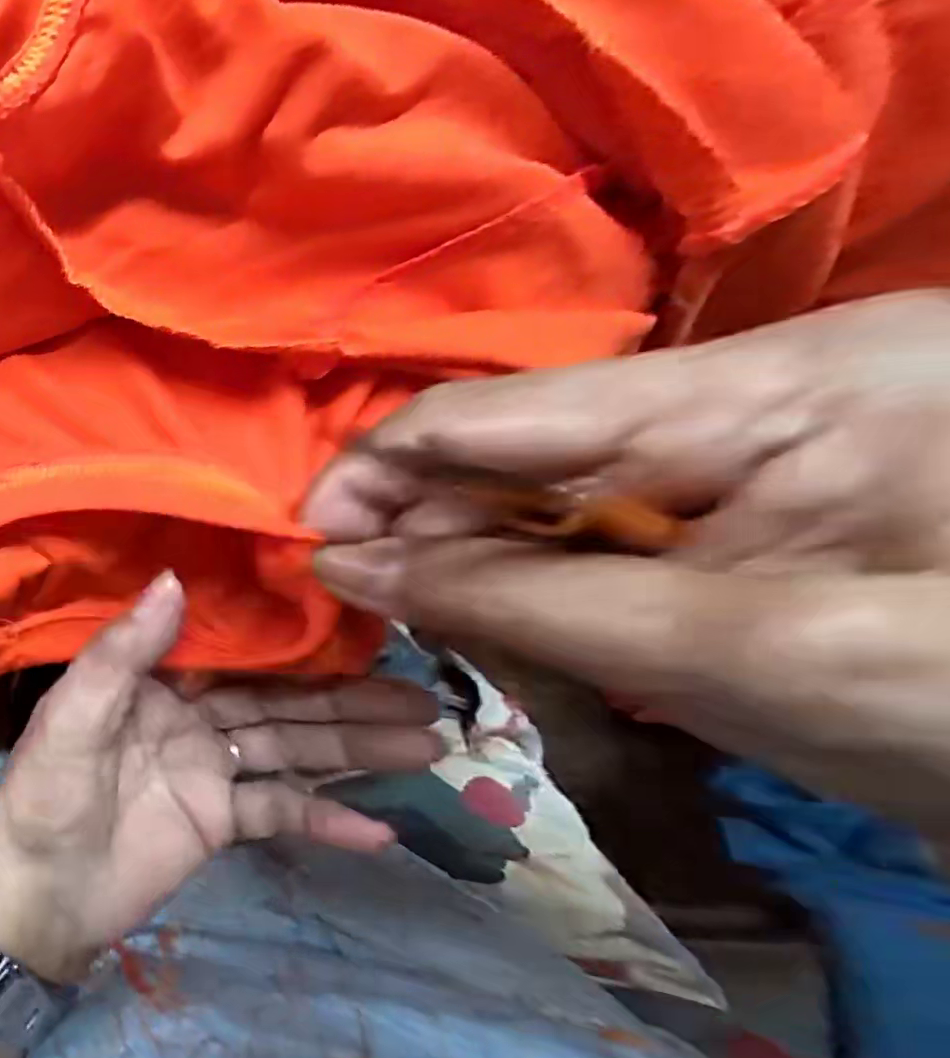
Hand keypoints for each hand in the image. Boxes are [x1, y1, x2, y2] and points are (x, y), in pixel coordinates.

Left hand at [0, 571, 441, 982]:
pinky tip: (379, 828)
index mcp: (154, 681)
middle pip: (277, 701)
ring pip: (289, 749)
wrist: (41, 890)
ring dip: (353, 748)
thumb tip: (174, 577)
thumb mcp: (74, 712)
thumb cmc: (48, 790)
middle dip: (345, 698)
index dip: (289, 639)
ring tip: (427, 743)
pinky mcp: (218, 820)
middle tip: (424, 695)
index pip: (232, 652)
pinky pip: (278, 811)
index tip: (356, 622)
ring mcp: (207, 768)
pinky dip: (323, 819)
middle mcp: (188, 716)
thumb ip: (123, 650)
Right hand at [299, 289, 949, 834]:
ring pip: (539, 495)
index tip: (311, 546)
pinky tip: (508, 613)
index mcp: (761, 387)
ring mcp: (747, 442)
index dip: (375, 473)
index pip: (490, 411)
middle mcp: (737, 390)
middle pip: (507, 452)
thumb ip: (514, 600)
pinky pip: (591, 527)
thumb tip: (346, 568)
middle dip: (421, 528)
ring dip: (471, 560)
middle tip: (364, 600)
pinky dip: (532, 577)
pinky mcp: (752, 497)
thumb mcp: (734, 656)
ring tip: (432, 617)